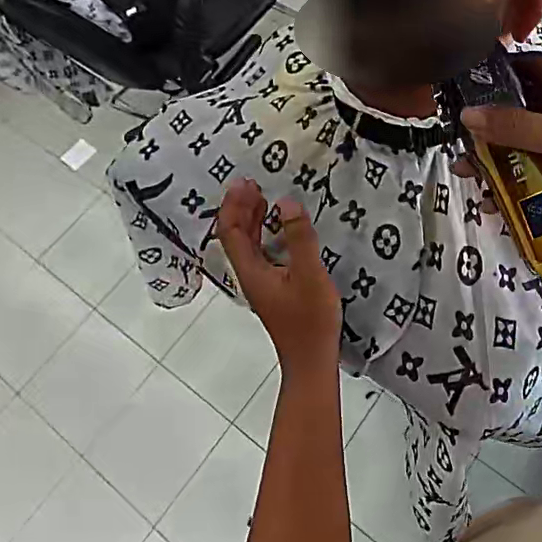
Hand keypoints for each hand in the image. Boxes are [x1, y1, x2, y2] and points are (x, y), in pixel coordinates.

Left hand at [216, 179, 340, 369]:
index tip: (244, 183)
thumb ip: (299, 238)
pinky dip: (265, 235)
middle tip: (253, 184)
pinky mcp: (273, 289)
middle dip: (240, 208)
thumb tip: (287, 202)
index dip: (234, 205)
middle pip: (235, 237)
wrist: (311, 358)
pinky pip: (261, 253)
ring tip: (263, 199)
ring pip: (248, 245)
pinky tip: (281, 230)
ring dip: (252, 220)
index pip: (231, 232)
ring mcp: (261, 283)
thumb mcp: (309, 274)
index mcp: (251, 270)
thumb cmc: (310, 319)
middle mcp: (250, 275)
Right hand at [459, 54, 541, 227]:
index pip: (525, 67)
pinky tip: (493, 196)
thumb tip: (472, 115)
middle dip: (487, 127)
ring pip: (518, 145)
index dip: (495, 74)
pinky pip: (527, 172)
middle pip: (515, 111)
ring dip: (494, 159)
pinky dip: (510, 183)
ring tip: (470, 173)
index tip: (464, 88)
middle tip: (461, 141)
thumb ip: (517, 125)